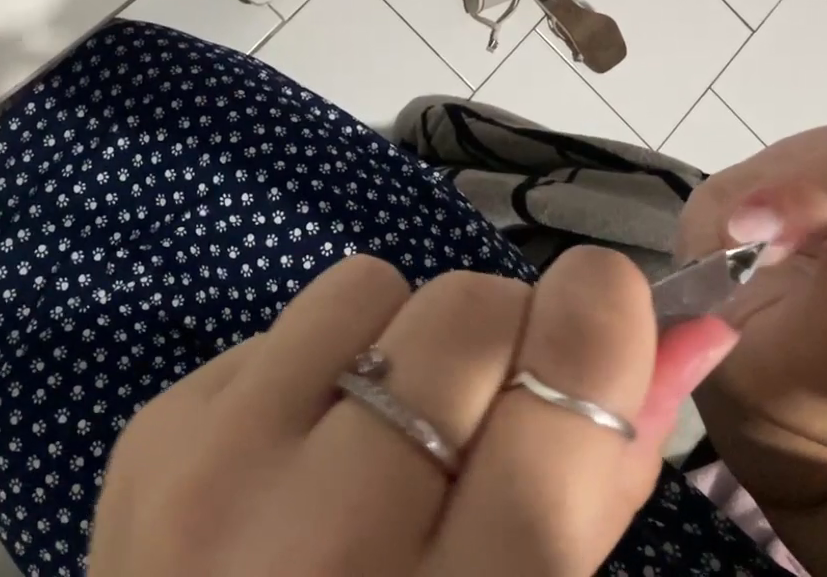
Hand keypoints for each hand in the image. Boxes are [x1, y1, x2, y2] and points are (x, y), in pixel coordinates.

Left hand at [88, 249, 736, 575]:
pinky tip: (298, 450)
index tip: (609, 294)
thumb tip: (670, 330)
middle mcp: (312, 541)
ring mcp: (212, 473)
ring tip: (380, 423)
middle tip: (488, 396)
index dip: (601, 323)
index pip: (551, 418)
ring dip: (402, 336)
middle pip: (460, 315)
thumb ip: (599, 480)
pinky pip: (287, 322)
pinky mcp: (155, 427)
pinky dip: (320, 363)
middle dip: (501, 331)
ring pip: (367, 286)